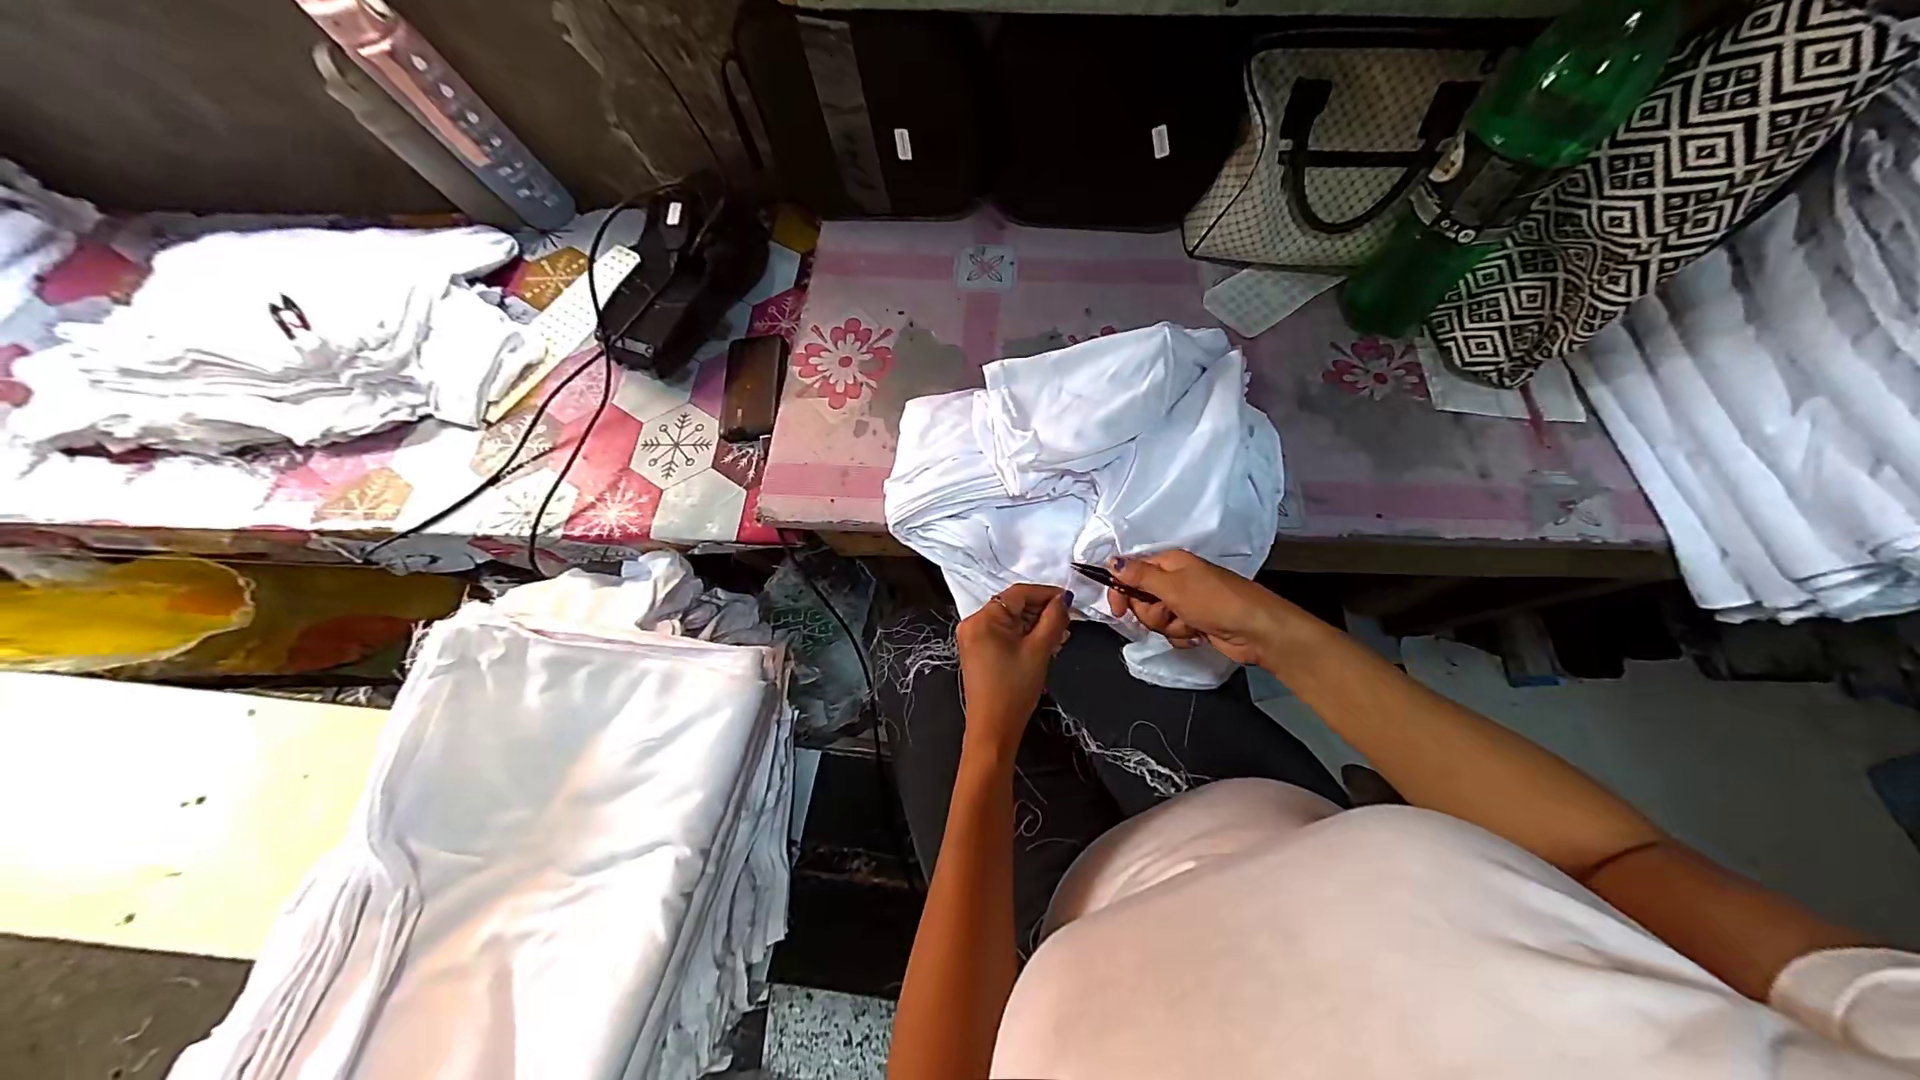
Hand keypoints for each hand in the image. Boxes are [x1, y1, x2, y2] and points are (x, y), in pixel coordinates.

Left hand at [957, 584, 1071, 760]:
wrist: (993, 729)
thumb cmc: (1014, 690)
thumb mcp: (1039, 650)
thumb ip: (1053, 619)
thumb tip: (1063, 600)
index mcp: (983, 619)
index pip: (1018, 593)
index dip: (1046, 593)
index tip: (1068, 600)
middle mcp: (973, 623)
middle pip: (1013, 605)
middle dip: (1042, 612)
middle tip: (1067, 622)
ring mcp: (973, 638)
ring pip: (1011, 620)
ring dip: (1035, 625)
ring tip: (1059, 636)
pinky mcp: (978, 651)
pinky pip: (1004, 633)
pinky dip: (1024, 636)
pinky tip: (1043, 644)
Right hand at [1105, 550, 1286, 667]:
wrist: (1256, 630)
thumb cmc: (1215, 601)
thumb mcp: (1172, 585)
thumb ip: (1138, 575)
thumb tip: (1111, 561)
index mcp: (1170, 563)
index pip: (1131, 572)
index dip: (1121, 590)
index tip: (1118, 609)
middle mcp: (1176, 580)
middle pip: (1141, 599)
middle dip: (1151, 612)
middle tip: (1169, 612)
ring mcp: (1185, 603)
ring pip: (1156, 618)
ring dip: (1169, 626)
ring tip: (1189, 623)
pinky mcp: (1194, 623)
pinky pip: (1172, 632)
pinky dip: (1182, 636)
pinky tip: (1198, 634)